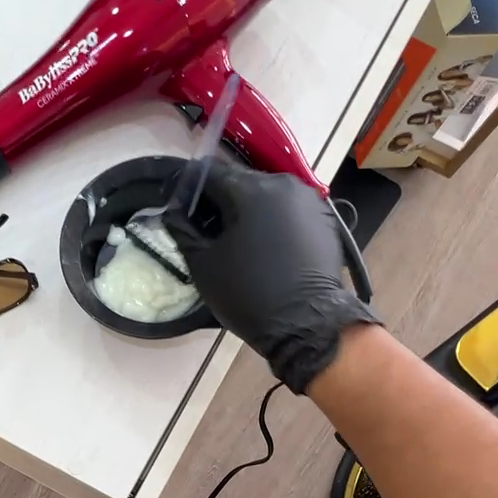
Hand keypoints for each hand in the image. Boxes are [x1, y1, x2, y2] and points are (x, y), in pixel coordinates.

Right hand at [164, 163, 379, 392]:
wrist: (305, 323)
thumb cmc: (247, 295)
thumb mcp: (203, 265)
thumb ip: (183, 230)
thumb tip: (173, 210)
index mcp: (249, 191)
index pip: (209, 173)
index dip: (188, 188)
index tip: (178, 205)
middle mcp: (282, 184)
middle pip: (240, 182)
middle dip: (219, 201)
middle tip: (205, 228)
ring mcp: (308, 199)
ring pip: (266, 194)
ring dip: (247, 210)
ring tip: (236, 240)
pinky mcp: (324, 217)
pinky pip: (288, 210)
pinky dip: (271, 221)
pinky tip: (265, 247)